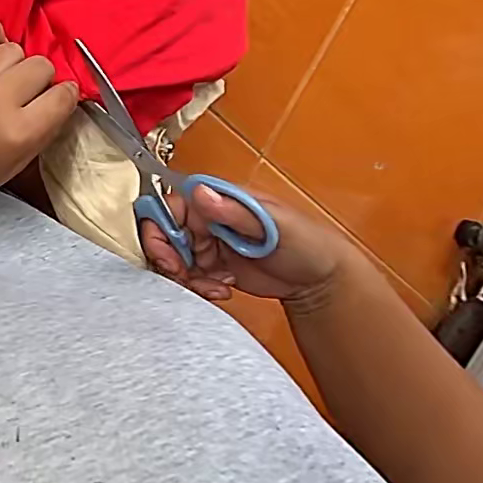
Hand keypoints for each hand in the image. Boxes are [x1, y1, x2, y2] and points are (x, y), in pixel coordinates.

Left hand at [0, 14, 77, 218]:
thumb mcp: (14, 165)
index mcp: (17, 133)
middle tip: (24, 96)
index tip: (57, 99)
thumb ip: (44, 131)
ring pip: (14, 49)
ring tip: (0, 80)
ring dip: (13, 65)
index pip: (63, 96)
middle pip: (41, 67)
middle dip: (39, 82)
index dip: (65, 97)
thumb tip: (61, 98)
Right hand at [141, 183, 351, 304]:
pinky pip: (190, 278)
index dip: (161, 230)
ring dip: (186, 278)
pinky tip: (223, 290)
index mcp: (219, 199)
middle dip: (170, 260)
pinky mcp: (213, 267)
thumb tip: (200, 192)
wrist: (320, 280)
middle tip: (185, 276)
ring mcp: (210, 244)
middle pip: (167, 236)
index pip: (171, 206)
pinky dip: (199, 288)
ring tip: (215, 287)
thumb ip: (234, 210)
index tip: (171, 256)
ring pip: (175, 260)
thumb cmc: (306, 242)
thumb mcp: (273, 223)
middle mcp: (209, 218)